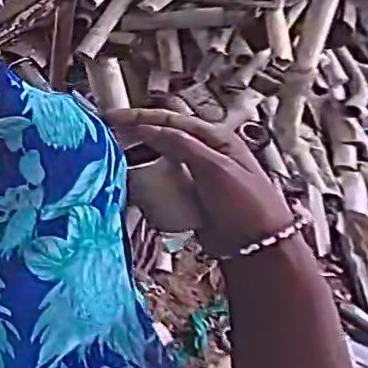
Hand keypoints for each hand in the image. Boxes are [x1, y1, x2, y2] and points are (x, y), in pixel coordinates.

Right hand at [107, 109, 294, 258]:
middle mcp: (205, 152)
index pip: (170, 119)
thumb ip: (180, 144)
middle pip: (161, 135)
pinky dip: (144, 179)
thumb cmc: (248, 207)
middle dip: (133, 134)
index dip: (138, 117)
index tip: (112, 118)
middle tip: (107, 136)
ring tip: (116, 158)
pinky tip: (133, 182)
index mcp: (216, 139)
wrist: (259, 250)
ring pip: (158, 157)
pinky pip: (161, 181)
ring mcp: (196, 174)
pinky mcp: (189, 195)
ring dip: (137, 156)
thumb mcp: (215, 168)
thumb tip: (146, 128)